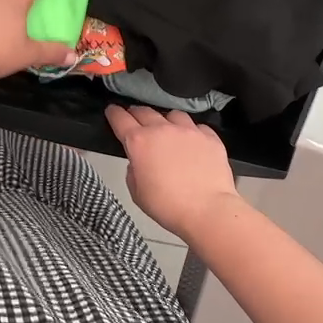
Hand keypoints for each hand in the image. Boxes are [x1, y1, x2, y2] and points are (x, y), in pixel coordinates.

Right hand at [106, 105, 239, 237]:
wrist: (208, 211)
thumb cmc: (169, 206)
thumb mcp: (137, 193)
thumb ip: (133, 171)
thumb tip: (138, 164)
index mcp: (139, 142)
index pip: (120, 118)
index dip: (113, 113)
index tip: (112, 112)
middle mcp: (162, 130)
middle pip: (144, 111)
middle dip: (136, 114)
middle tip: (135, 121)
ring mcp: (188, 131)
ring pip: (172, 114)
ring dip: (165, 120)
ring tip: (167, 130)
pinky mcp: (209, 138)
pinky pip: (197, 126)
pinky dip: (191, 131)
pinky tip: (192, 142)